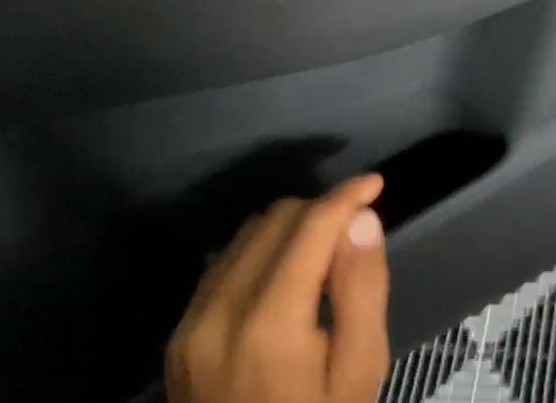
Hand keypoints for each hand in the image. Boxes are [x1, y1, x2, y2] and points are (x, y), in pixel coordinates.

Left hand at [166, 175, 390, 402]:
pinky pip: (224, 262)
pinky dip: (262, 250)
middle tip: (356, 229)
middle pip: (277, 219)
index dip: (347, 195)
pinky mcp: (179, 336)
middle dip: (322, 209)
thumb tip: (362, 218)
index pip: (310, 225)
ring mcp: (191, 326)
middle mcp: (220, 313)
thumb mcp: (359, 369)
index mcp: (270, 325)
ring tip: (326, 250)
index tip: (376, 185)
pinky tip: (287, 274)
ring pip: (248, 234)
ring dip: (292, 226)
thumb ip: (362, 290)